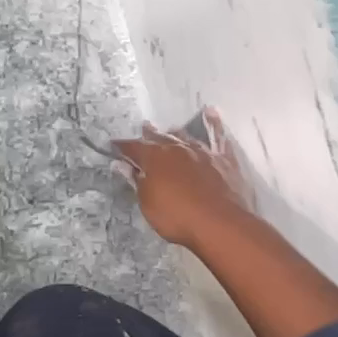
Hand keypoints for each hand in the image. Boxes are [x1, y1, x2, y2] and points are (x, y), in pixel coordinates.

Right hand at [112, 107, 253, 247]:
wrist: (220, 224)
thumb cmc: (177, 216)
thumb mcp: (147, 203)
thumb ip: (136, 181)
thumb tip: (123, 165)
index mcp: (155, 158)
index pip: (133, 148)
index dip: (123, 147)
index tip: (114, 145)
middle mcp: (177, 149)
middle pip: (159, 138)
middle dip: (149, 134)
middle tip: (144, 128)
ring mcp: (202, 152)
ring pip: (185, 136)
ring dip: (175, 133)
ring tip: (170, 128)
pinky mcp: (224, 159)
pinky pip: (219, 136)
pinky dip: (214, 124)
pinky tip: (211, 112)